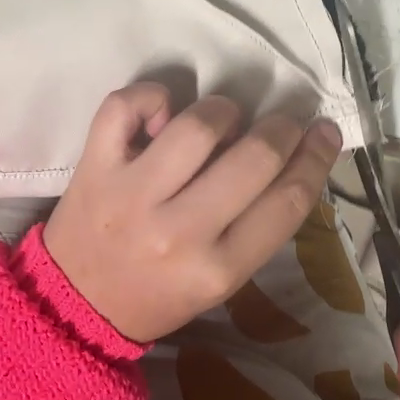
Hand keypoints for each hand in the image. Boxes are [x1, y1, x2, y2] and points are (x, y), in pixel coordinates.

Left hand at [43, 82, 342, 342]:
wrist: (75, 305)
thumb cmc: (158, 293)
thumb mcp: (220, 279)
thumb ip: (255, 225)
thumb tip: (293, 156)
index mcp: (218, 270)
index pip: (286, 201)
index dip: (316, 158)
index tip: (324, 133)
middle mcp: (178, 233)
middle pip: (254, 157)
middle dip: (281, 129)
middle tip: (280, 124)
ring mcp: (131, 196)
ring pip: (197, 127)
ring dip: (222, 110)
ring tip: (222, 120)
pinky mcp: (94, 167)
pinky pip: (125, 107)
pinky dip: (151, 95)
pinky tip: (164, 111)